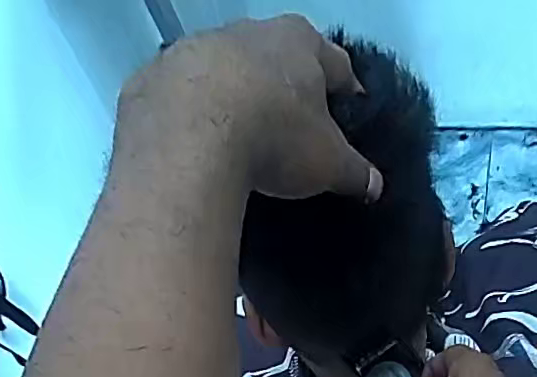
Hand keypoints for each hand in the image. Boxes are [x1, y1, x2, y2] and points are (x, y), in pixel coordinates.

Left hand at [117, 16, 382, 201]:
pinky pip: (192, 98)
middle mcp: (251, 31)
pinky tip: (210, 149)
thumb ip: (357, 172)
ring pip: (234, 74)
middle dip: (293, 93)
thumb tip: (375, 184)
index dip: (348, 95)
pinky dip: (204, 119)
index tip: (351, 119)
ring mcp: (200, 48)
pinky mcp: (161, 76)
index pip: (338, 65)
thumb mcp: (330, 164)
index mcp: (301, 43)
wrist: (190, 136)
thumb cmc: (278, 137)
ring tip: (252, 144)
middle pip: (282, 62)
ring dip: (245, 101)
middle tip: (301, 133)